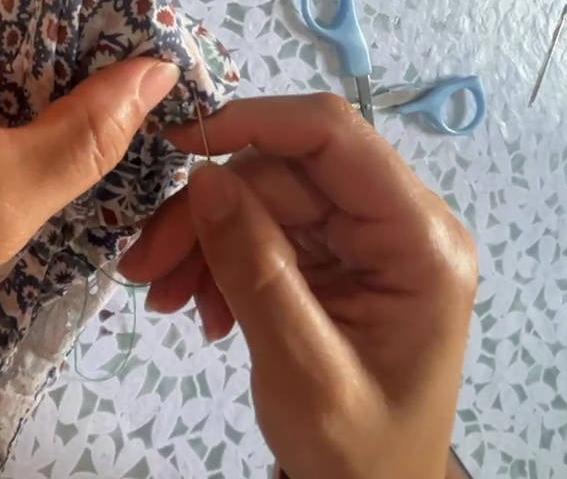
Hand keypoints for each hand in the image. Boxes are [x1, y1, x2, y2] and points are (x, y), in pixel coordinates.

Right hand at [117, 95, 476, 478]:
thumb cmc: (359, 456)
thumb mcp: (303, 374)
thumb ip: (255, 270)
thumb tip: (203, 176)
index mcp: (419, 240)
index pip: (333, 135)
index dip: (254, 121)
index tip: (177, 141)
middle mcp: (395, 219)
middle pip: (280, 170)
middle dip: (206, 210)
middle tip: (147, 265)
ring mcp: (360, 233)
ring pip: (258, 193)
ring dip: (201, 238)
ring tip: (165, 296)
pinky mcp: (331, 249)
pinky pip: (258, 223)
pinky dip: (217, 257)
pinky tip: (201, 307)